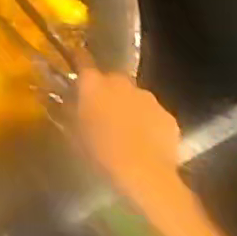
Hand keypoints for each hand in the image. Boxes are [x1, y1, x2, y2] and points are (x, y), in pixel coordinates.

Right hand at [77, 70, 184, 209]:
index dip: (78, 61)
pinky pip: (154, 116)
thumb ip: (70, 109)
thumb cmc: (100, 152)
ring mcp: (147, 97)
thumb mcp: (74, 132)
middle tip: (103, 113)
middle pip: (111, 80)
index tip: (75, 65)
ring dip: (130, 108)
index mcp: (93, 82)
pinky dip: (150, 125)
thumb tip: (68, 100)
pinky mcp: (168, 117)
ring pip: (135, 98)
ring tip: (127, 133)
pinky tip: (148, 145)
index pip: (82, 59)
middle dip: (108, 92)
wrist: (144, 175)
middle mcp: (120, 81)